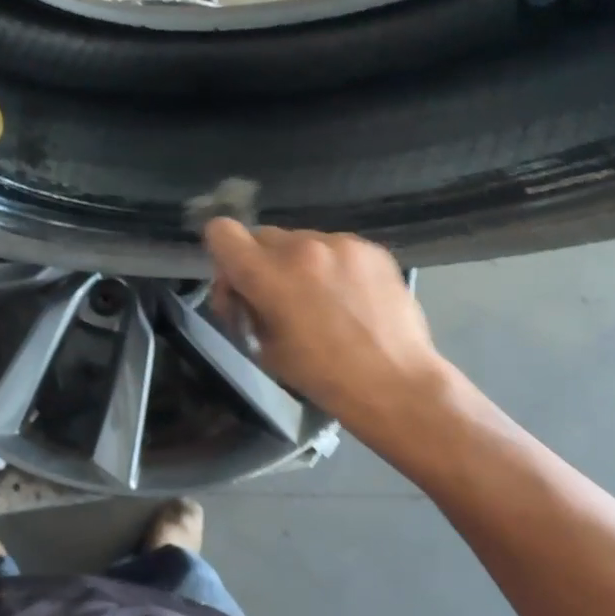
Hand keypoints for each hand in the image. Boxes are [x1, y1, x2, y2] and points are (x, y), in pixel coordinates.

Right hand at [203, 220, 448, 424]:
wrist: (393, 382)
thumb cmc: (319, 375)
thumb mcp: (262, 344)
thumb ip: (246, 305)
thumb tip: (244, 290)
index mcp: (268, 274)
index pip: (222, 233)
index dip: (221, 253)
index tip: (235, 282)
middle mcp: (303, 247)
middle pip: (260, 237)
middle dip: (259, 263)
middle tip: (273, 299)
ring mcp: (342, 244)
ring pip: (299, 241)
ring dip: (296, 264)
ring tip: (316, 300)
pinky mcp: (372, 249)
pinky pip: (334, 248)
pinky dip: (329, 266)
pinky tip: (345, 297)